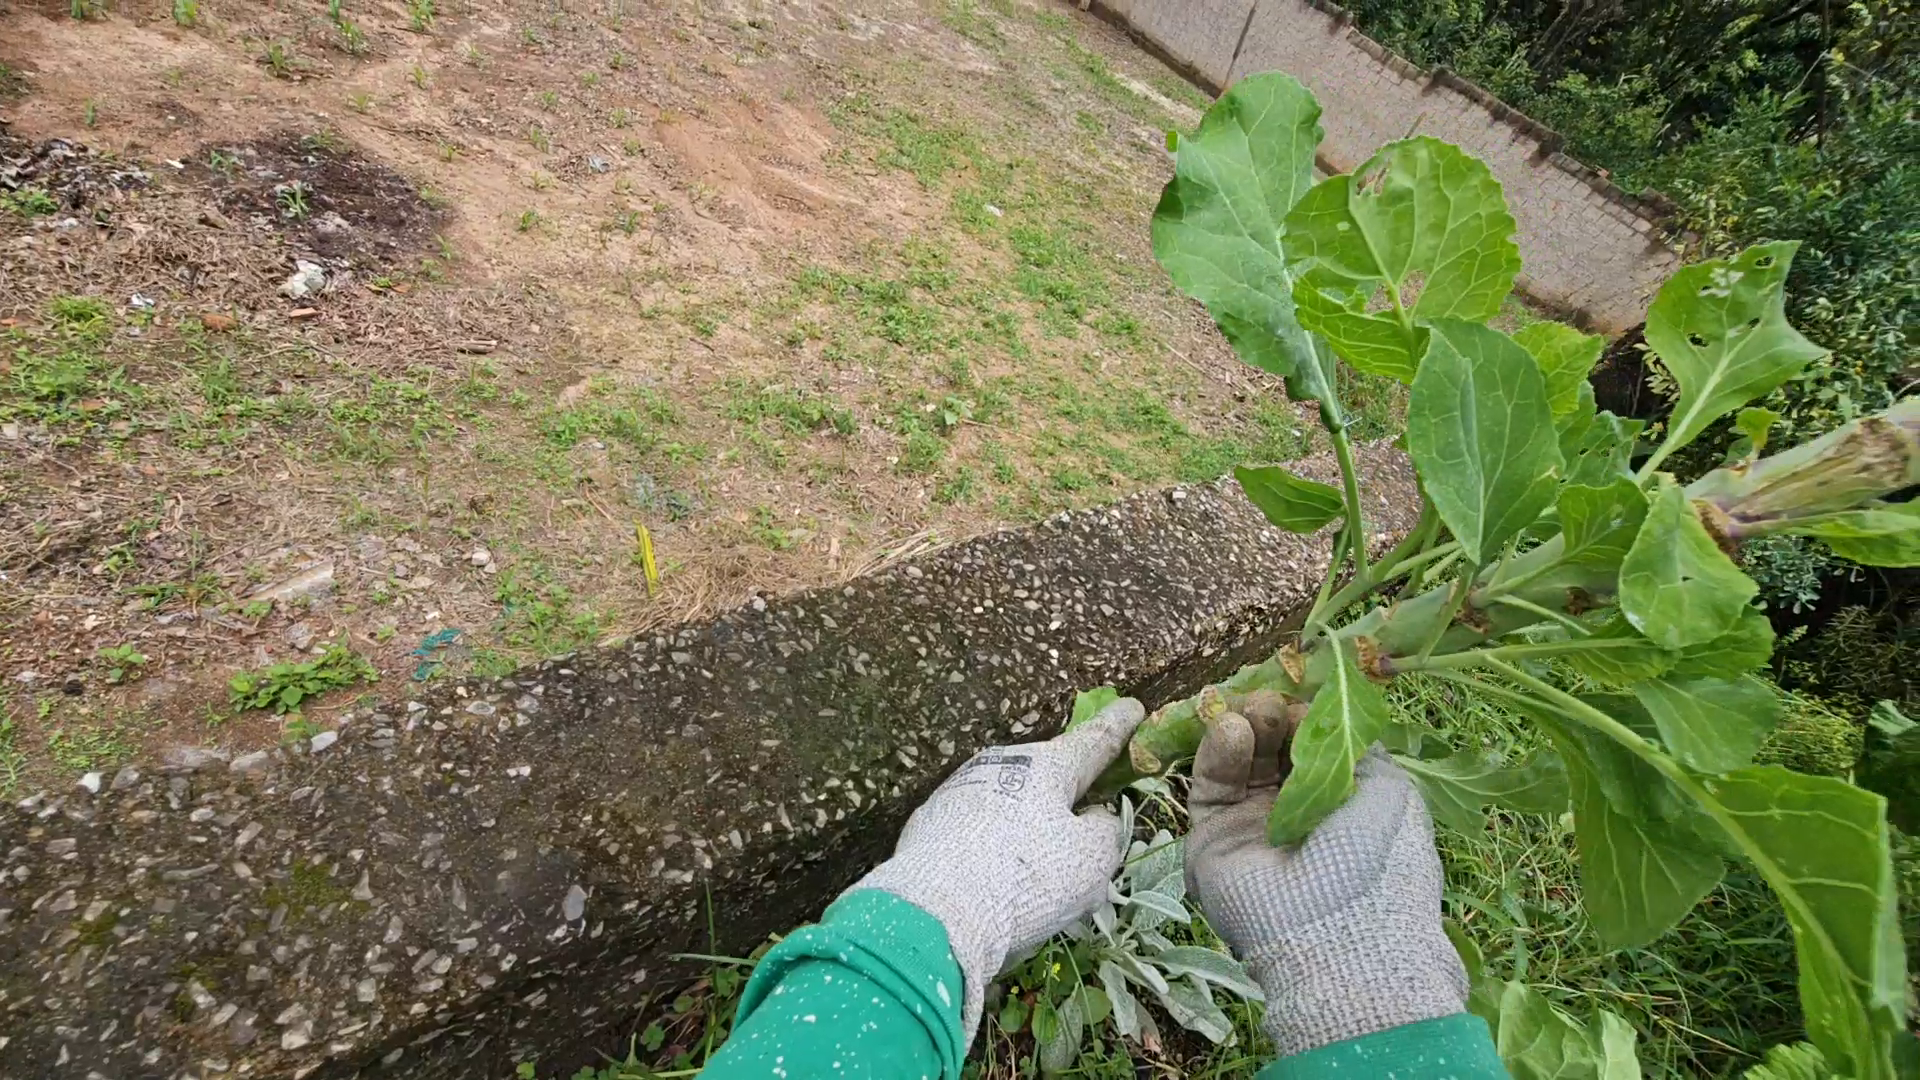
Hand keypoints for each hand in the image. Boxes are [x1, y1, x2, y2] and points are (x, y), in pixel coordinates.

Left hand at [849, 698, 1145, 1039]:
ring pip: (1011, 803)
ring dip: (1026, 825)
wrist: (933, 910)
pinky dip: (992, 844)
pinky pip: (977, 826)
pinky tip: (992, 878)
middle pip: (1047, 776)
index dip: (1118, 727)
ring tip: (1032, 874)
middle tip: (1083, 819)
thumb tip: (1092, 816)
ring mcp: (961, 787)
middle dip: (1066, 793)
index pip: (1093, 741)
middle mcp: (1001, 763)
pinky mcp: (932, 818)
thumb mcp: (1091, 861)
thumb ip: (1104, 831)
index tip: (1133, 706)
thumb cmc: (1025, 878)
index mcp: (1046, 766)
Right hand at [1185, 696, 1467, 1055]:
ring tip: (1250, 710)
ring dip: (1244, 727)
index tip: (1298, 692)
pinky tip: (1230, 730)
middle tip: (1269, 698)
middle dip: (1271, 717)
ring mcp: (1249, 820)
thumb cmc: (1375, 858)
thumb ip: (1355, 745)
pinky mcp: (1212, 830)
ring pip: (1238, 759)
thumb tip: (1324, 713)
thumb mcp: (1389, 790)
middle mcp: (1292, 809)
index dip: (1302, 716)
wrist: (1333, 930)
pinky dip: (1218, 751)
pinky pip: (1209, 782)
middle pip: (1271, 747)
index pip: (1310, 745)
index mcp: (1338, 802)